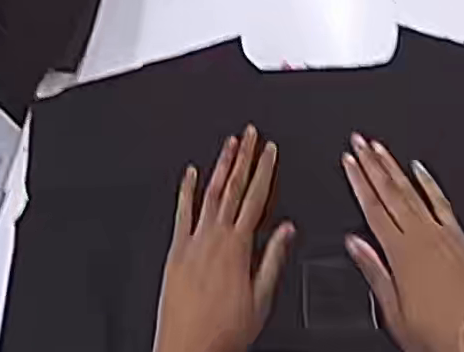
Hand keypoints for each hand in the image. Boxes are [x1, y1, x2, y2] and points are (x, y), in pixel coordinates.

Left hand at [154, 124, 296, 351]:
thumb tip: (287, 229)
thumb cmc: (224, 332)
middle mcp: (216, 235)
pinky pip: (182, 211)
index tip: (270, 149)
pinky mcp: (176, 248)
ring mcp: (194, 239)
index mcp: (238, 245)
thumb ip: (273, 259)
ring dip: (221, 164)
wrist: (187, 351)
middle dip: (244, 156)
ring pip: (211, 191)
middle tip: (250, 133)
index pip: (256, 196)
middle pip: (234, 186)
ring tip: (229, 143)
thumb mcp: (260, 300)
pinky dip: (186, 189)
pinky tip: (190, 172)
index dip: (265, 169)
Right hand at [341, 133, 463, 351]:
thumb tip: (353, 242)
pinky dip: (428, 181)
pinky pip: (440, 200)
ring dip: (392, 165)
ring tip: (379, 146)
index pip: (372, 206)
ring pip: (410, 189)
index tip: (348, 160)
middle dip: (370, 163)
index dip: (357, 180)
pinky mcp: (458, 236)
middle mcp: (419, 235)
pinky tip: (418, 167)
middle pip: (388, 190)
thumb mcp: (394, 312)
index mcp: (400, 252)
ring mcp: (439, 231)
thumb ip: (373, 270)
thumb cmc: (437, 334)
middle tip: (359, 140)